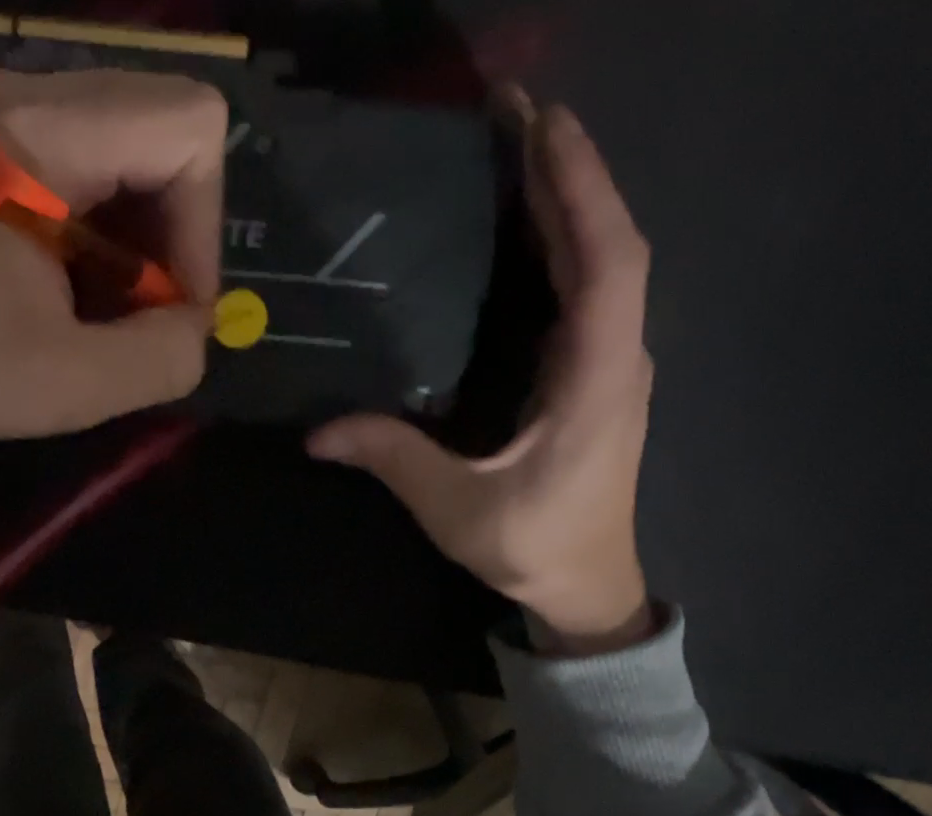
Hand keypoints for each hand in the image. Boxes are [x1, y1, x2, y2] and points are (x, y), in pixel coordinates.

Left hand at [0, 69, 226, 465]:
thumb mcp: (75, 384)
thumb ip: (169, 355)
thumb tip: (197, 324)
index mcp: (37, 132)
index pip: (189, 128)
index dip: (202, 225)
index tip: (174, 308)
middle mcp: (20, 93)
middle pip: (164, 125)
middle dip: (175, 228)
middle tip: (149, 311)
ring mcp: (0, 111)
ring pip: (133, 142)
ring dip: (142, 232)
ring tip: (111, 308)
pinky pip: (92, 159)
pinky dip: (107, 225)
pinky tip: (81, 287)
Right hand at [307, 93, 654, 654]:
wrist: (588, 587)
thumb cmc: (535, 547)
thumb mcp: (456, 508)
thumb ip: (393, 460)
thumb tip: (317, 431)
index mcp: (595, 380)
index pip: (607, 265)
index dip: (579, 192)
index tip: (545, 129)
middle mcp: (614, 356)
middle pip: (609, 244)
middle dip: (568, 172)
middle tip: (516, 112)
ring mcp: (608, 361)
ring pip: (604, 260)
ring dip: (568, 199)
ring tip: (519, 146)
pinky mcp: (590, 370)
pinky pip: (587, 287)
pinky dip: (562, 239)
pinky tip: (524, 222)